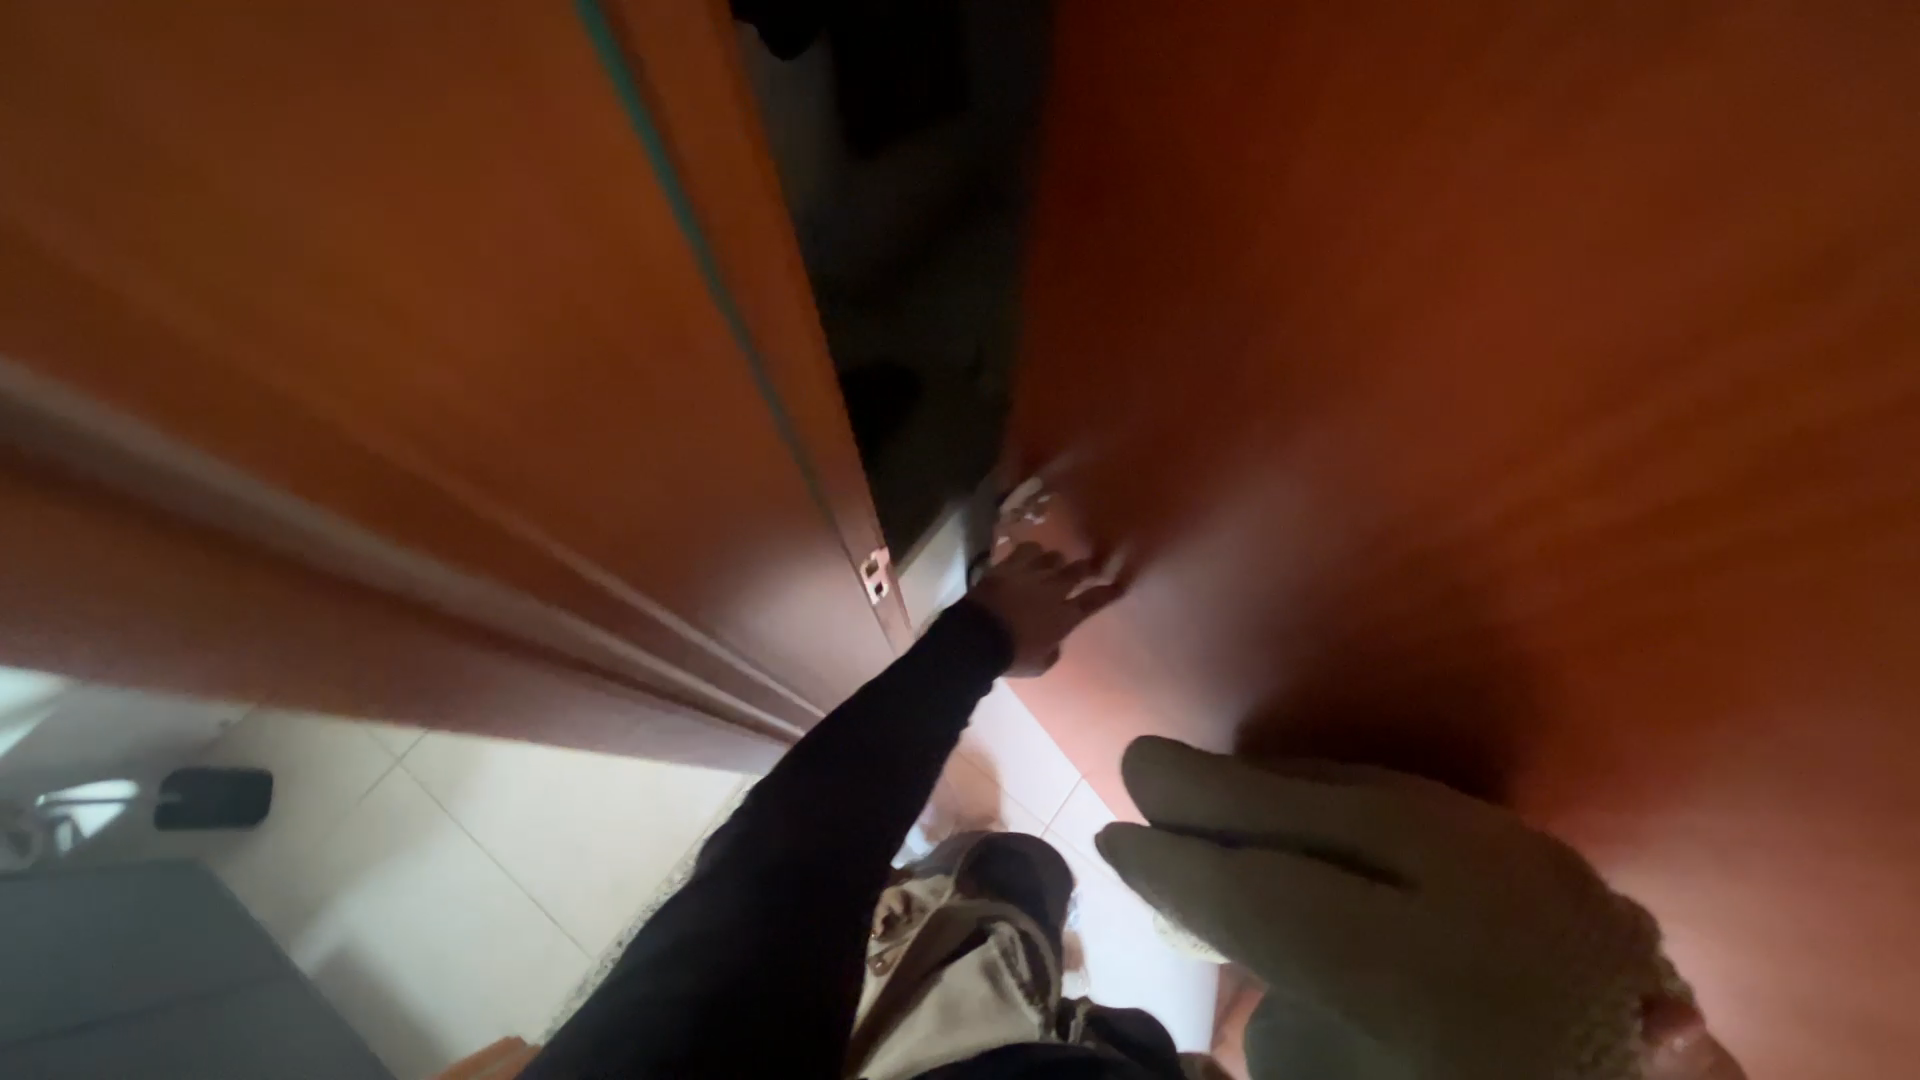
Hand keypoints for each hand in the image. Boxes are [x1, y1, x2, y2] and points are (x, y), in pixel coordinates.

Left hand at [966, 543, 1120, 676]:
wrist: (978, 637)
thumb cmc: (1011, 656)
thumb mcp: (1039, 665)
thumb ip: (1052, 651)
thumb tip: (1055, 643)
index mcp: (1064, 617)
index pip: (1093, 601)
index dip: (1108, 592)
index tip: (1119, 585)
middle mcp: (1053, 590)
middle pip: (1076, 572)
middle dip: (1085, 568)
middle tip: (1089, 565)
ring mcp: (1031, 574)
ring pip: (1053, 557)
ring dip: (1056, 560)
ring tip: (1055, 561)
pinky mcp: (1008, 566)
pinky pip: (1025, 550)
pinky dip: (1031, 551)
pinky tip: (1031, 552)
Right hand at [1097, 738, 1724, 1079]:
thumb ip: (1270, 996)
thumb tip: (1216, 905)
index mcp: (1434, 991)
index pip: (1270, 900)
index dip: (1178, 867)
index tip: (1113, 839)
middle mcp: (1493, 903)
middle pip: (1316, 815)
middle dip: (1208, 788)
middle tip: (1137, 764)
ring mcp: (1529, 862)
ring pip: (1357, 792)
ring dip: (1262, 785)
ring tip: (1194, 783)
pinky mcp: (1538, 847)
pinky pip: (1398, 796)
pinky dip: (1322, 794)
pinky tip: (1278, 797)